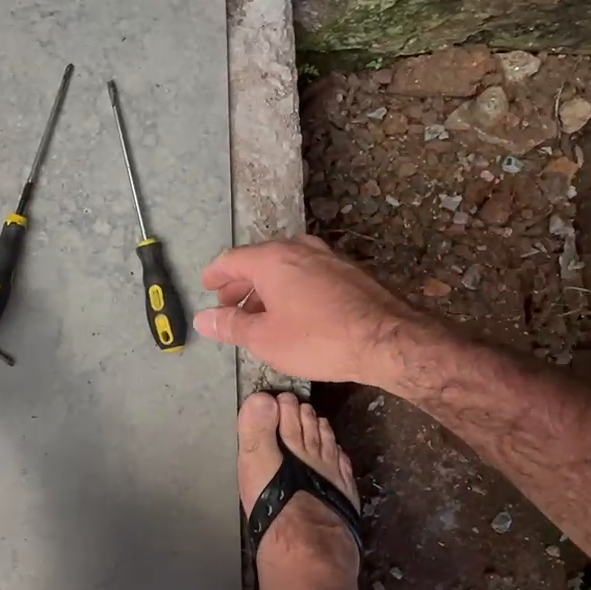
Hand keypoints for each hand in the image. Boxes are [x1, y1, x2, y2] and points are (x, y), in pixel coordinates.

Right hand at [194, 235, 438, 388]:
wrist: (388, 341)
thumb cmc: (317, 339)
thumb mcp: (264, 338)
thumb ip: (231, 325)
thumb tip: (202, 318)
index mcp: (272, 259)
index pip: (231, 259)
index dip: (215, 274)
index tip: (207, 287)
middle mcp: (298, 249)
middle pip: (259, 260)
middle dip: (241, 284)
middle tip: (230, 304)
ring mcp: (328, 257)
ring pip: (287, 266)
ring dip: (268, 287)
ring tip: (261, 312)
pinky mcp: (350, 272)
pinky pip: (309, 273)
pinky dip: (293, 287)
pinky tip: (295, 311)